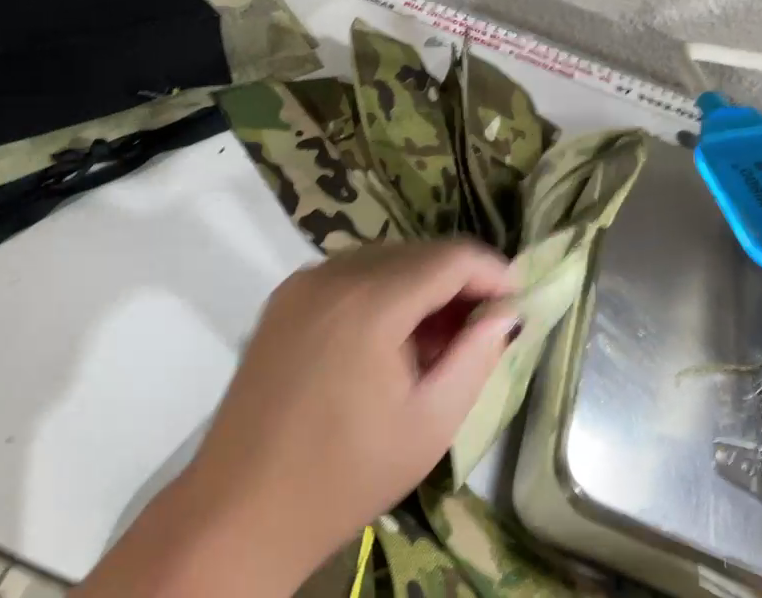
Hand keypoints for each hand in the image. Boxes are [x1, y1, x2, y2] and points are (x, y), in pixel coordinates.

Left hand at [199, 241, 518, 551]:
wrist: (242, 507)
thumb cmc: (347, 474)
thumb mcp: (431, 423)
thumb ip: (477, 356)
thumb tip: (506, 312)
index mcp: (369, 303)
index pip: (449, 257)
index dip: (491, 270)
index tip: (519, 299)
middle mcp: (332, 275)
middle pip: (415, 253)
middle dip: (457, 280)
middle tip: (484, 327)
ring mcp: (301, 284)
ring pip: (381, 260)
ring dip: (420, 285)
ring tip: (440, 340)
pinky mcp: (283, 300)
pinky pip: (349, 276)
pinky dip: (382, 292)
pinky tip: (392, 338)